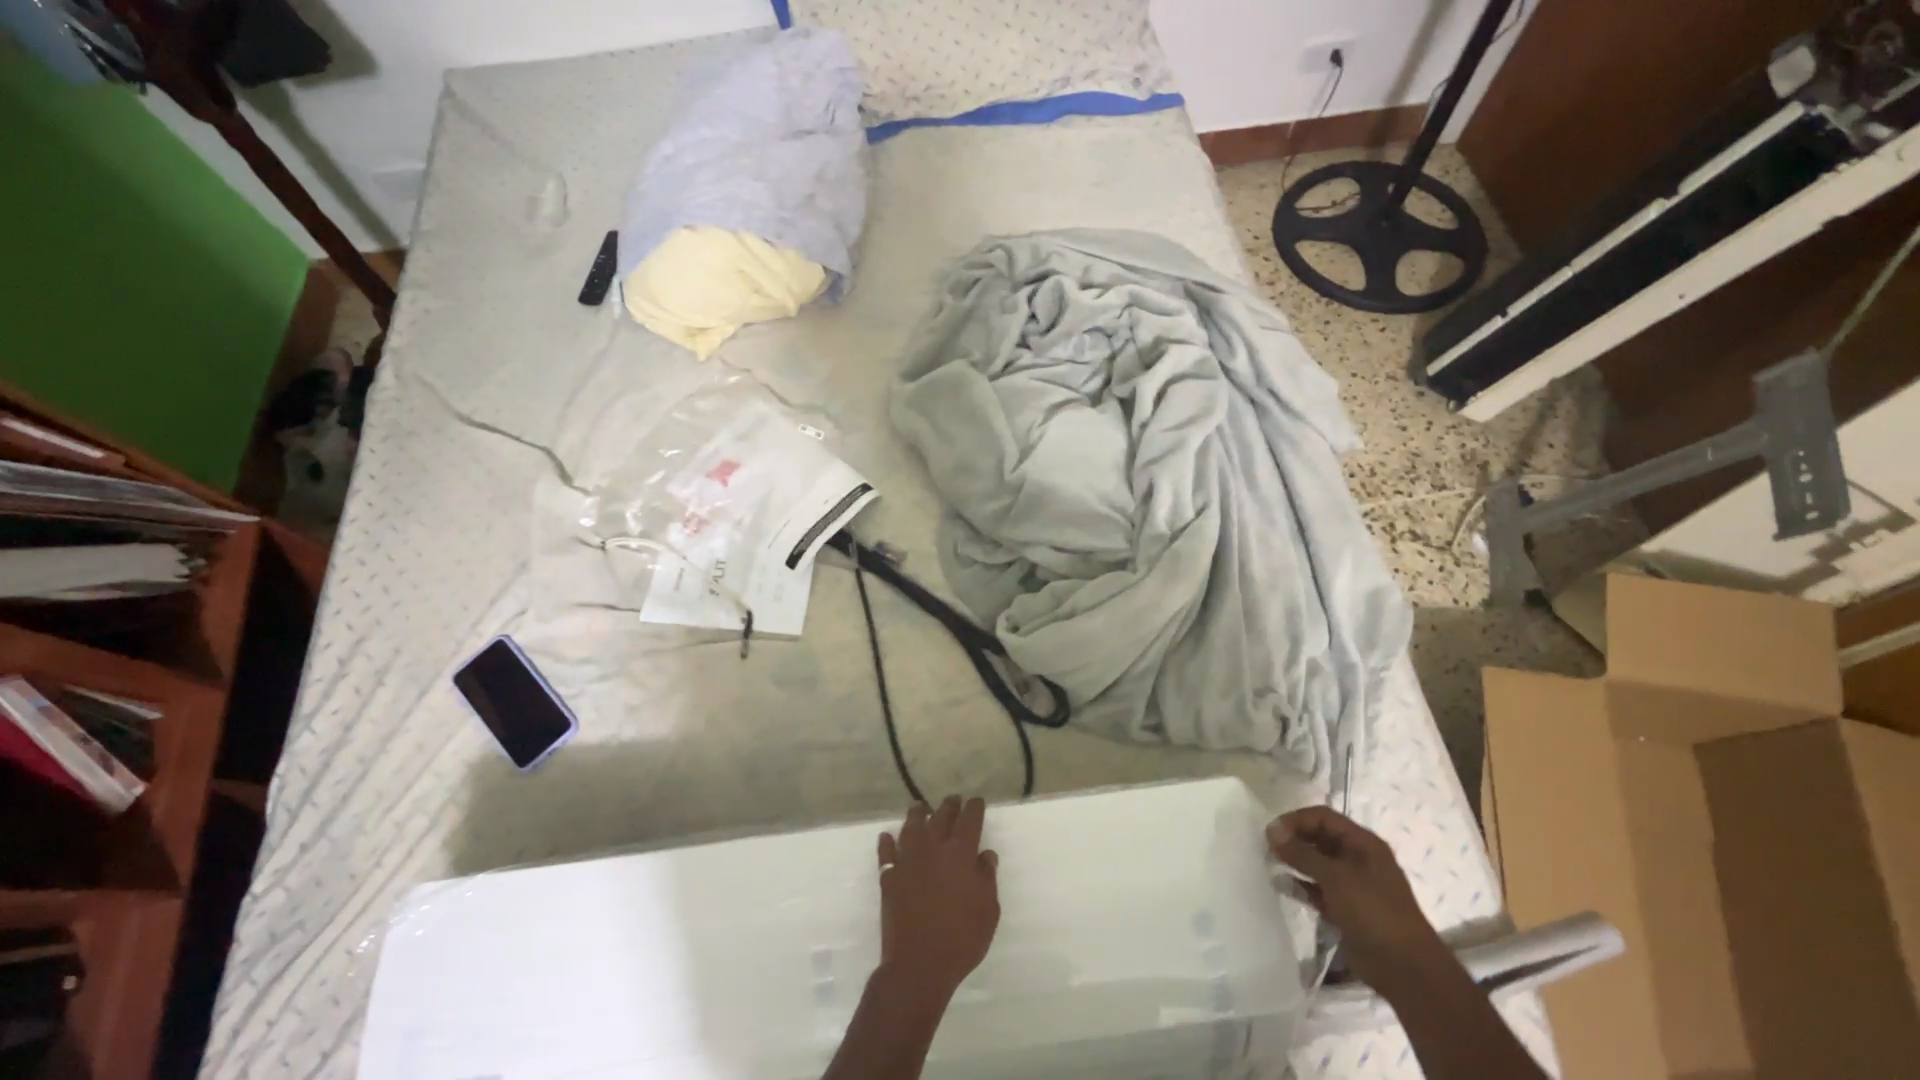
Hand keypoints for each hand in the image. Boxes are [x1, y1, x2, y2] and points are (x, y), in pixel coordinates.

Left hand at [875, 796, 999, 1004]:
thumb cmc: (961, 939)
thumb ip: (986, 877)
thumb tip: (985, 854)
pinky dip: (887, 843)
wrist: (918, 964)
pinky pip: (886, 853)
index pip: (969, 820)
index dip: (974, 808)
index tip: (976, 801)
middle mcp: (932, 849)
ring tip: (921, 807)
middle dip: (949, 806)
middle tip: (953, 800)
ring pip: (911, 827)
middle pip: (940, 818)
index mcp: (960, 854)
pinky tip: (887, 837)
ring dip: (917, 815)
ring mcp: (907, 861)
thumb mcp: (988, 910)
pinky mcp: (889, 877)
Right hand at [1267, 806, 1449, 994]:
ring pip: (1317, 864)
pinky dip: (1300, 886)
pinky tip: (1280, 886)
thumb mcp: (1336, 877)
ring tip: (1267, 864)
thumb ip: (1302, 853)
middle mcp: (1357, 858)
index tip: (1270, 833)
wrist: (1404, 966)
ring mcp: (1351, 884)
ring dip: (1294, 862)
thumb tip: (1271, 829)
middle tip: (1264, 848)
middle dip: (1293, 840)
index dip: (1296, 820)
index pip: (1323, 817)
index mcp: (1363, 843)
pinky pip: (1317, 889)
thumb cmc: (1373, 912)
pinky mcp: (1344, 908)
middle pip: (1319, 838)